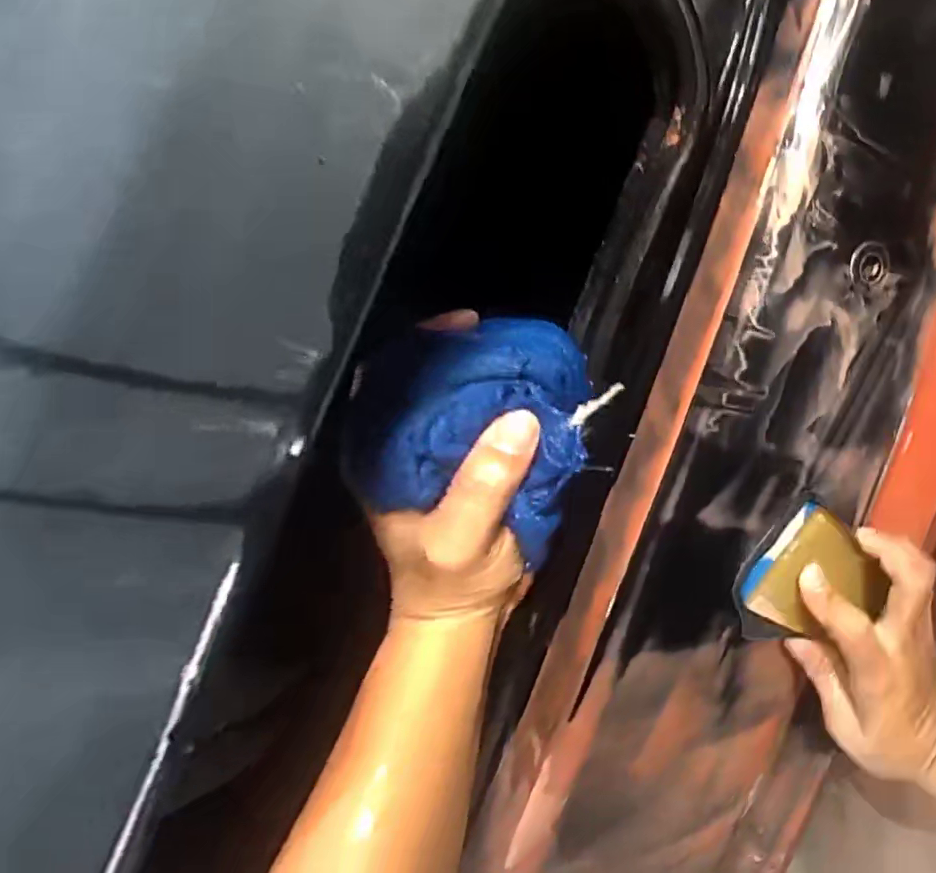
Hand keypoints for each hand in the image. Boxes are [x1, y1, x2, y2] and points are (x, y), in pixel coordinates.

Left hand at [368, 310, 534, 621]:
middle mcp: (414, 447)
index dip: (425, 348)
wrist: (469, 610)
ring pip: (471, 399)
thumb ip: (486, 482)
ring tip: (535, 357)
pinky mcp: (483, 464)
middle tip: (516, 340)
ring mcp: (451, 455)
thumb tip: (522, 417)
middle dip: (474, 355)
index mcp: (388, 458)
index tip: (468, 325)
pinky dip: (523, 402)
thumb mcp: (464, 536)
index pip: (392, 384)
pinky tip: (547, 391)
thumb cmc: (452, 578)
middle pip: (436, 383)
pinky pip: (501, 421)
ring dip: (502, 376)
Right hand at [784, 528, 935, 782]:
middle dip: (889, 548)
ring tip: (865, 536)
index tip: (807, 572)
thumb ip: (822, 677)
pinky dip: (903, 555)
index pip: (857, 629)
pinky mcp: (927, 616)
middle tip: (856, 536)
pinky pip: (921, 575)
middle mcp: (906, 637)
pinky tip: (878, 551)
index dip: (831, 601)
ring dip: (898, 545)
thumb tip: (794, 638)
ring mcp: (922, 623)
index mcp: (881, 670)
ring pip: (923, 570)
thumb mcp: (846, 727)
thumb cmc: (889, 742)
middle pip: (914, 579)